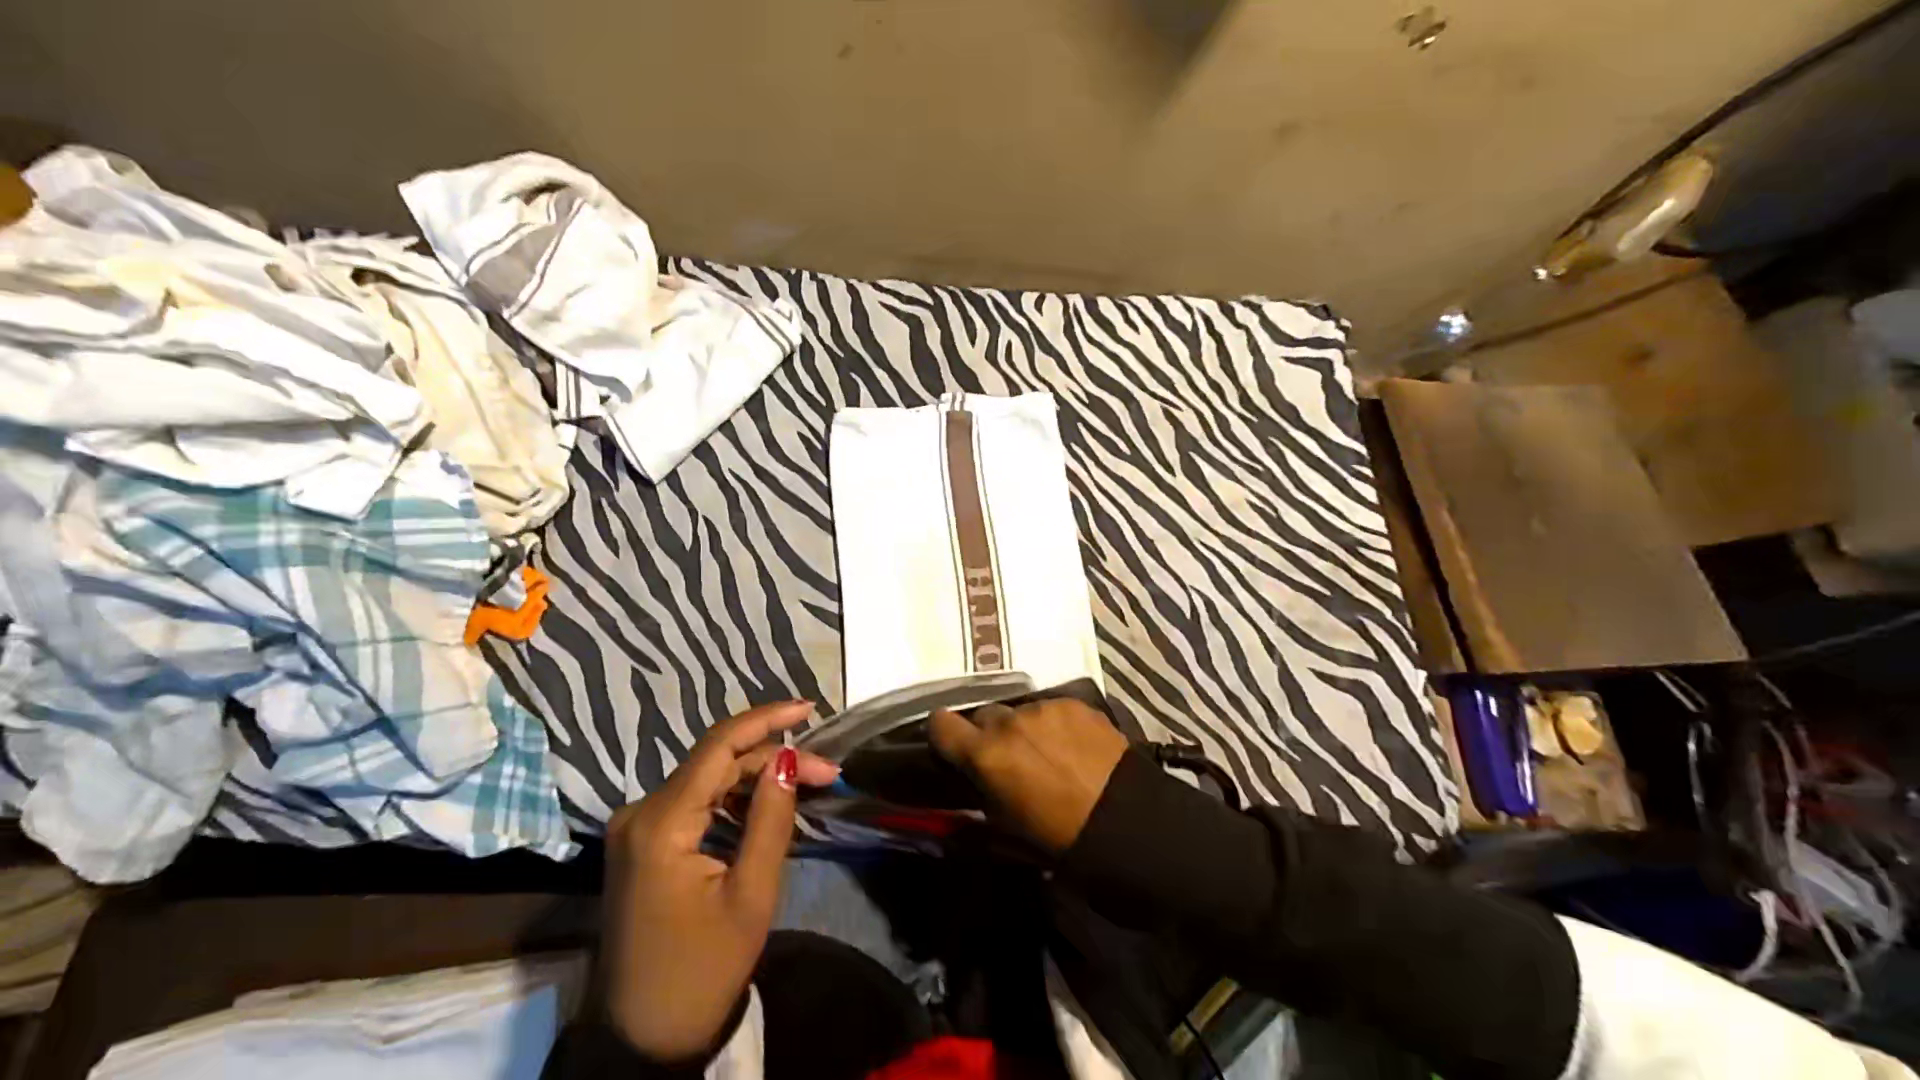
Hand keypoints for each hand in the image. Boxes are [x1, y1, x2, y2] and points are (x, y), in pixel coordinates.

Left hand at [600, 701, 839, 1060]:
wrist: (642, 1037)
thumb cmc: (702, 969)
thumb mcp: (750, 894)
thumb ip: (770, 819)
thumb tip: (788, 758)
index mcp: (660, 822)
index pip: (718, 747)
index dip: (766, 719)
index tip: (810, 707)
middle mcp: (640, 812)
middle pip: (716, 764)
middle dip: (773, 760)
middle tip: (827, 773)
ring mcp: (637, 828)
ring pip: (707, 782)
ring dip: (757, 780)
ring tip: (808, 787)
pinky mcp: (643, 844)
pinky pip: (695, 804)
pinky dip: (734, 801)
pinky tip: (768, 808)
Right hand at [928, 697, 1127, 852]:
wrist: (1124, 822)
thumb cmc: (1057, 838)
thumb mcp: (1003, 830)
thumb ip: (974, 804)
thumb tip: (957, 797)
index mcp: (985, 754)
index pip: (940, 723)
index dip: (945, 735)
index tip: (954, 747)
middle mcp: (1009, 722)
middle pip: (983, 715)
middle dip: (989, 734)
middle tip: (1008, 758)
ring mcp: (1044, 708)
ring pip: (1020, 711)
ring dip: (1025, 729)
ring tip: (1048, 754)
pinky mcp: (1075, 704)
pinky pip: (1052, 709)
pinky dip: (1055, 725)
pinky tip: (1074, 747)